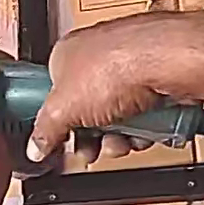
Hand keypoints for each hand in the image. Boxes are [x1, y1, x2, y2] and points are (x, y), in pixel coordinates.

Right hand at [26, 15, 203, 161]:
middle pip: (89, 111)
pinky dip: (146, 128)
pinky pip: (145, 114)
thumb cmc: (119, 65)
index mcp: (67, 55)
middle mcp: (98, 57)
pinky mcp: (157, 81)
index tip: (63, 143)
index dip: (59, 123)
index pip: (54, 96)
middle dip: (94, 137)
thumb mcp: (64, 109)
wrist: (168, 61)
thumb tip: (35, 147)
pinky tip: (147, 131)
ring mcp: (130, 68)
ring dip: (121, 138)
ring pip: (119, 117)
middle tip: (95, 149)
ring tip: (125, 141)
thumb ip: (46, 131)